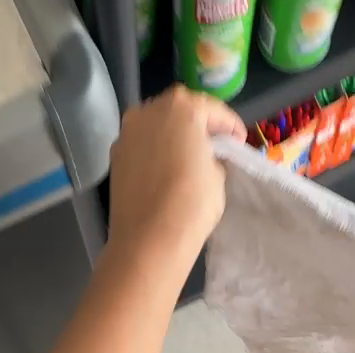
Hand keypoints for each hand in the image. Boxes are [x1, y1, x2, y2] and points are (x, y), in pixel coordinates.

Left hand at [107, 87, 244, 266]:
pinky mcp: (115, 156)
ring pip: (156, 126)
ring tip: (187, 156)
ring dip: (173, 136)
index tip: (239, 140)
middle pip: (179, 111)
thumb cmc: (191, 206)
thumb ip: (212, 157)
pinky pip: (142, 146)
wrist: (148, 242)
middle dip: (197, 124)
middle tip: (213, 144)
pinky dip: (155, 152)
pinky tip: (165, 169)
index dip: (230, 125)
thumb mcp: (217, 178)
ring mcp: (127, 133)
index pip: (213, 109)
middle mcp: (149, 111)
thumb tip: (205, 158)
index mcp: (182, 108)